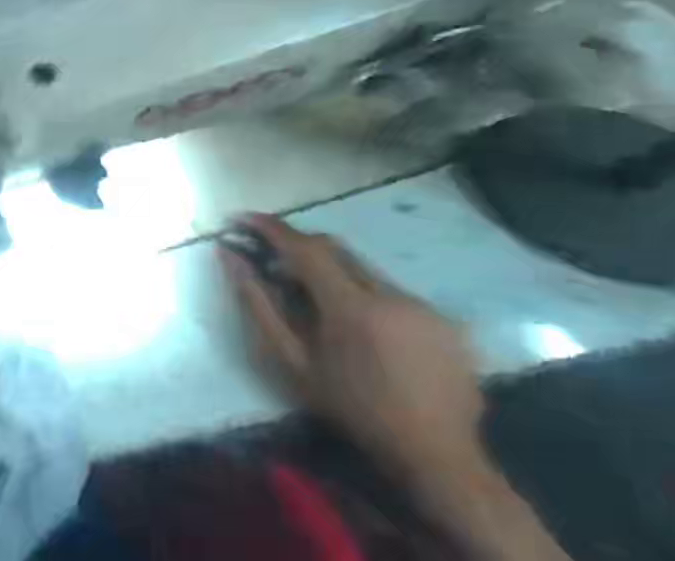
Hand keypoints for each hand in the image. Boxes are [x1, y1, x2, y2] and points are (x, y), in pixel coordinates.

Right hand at [225, 215, 484, 483]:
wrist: (436, 456)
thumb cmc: (352, 410)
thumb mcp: (293, 362)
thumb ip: (259, 304)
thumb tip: (229, 256)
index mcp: (352, 308)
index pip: (305, 247)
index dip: (271, 228)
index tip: (242, 218)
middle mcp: (391, 294)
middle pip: (335, 248)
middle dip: (300, 245)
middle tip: (274, 259)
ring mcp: (423, 304)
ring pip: (364, 267)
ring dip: (334, 271)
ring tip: (319, 300)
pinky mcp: (445, 317)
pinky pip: (392, 289)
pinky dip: (366, 293)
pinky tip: (364, 326)